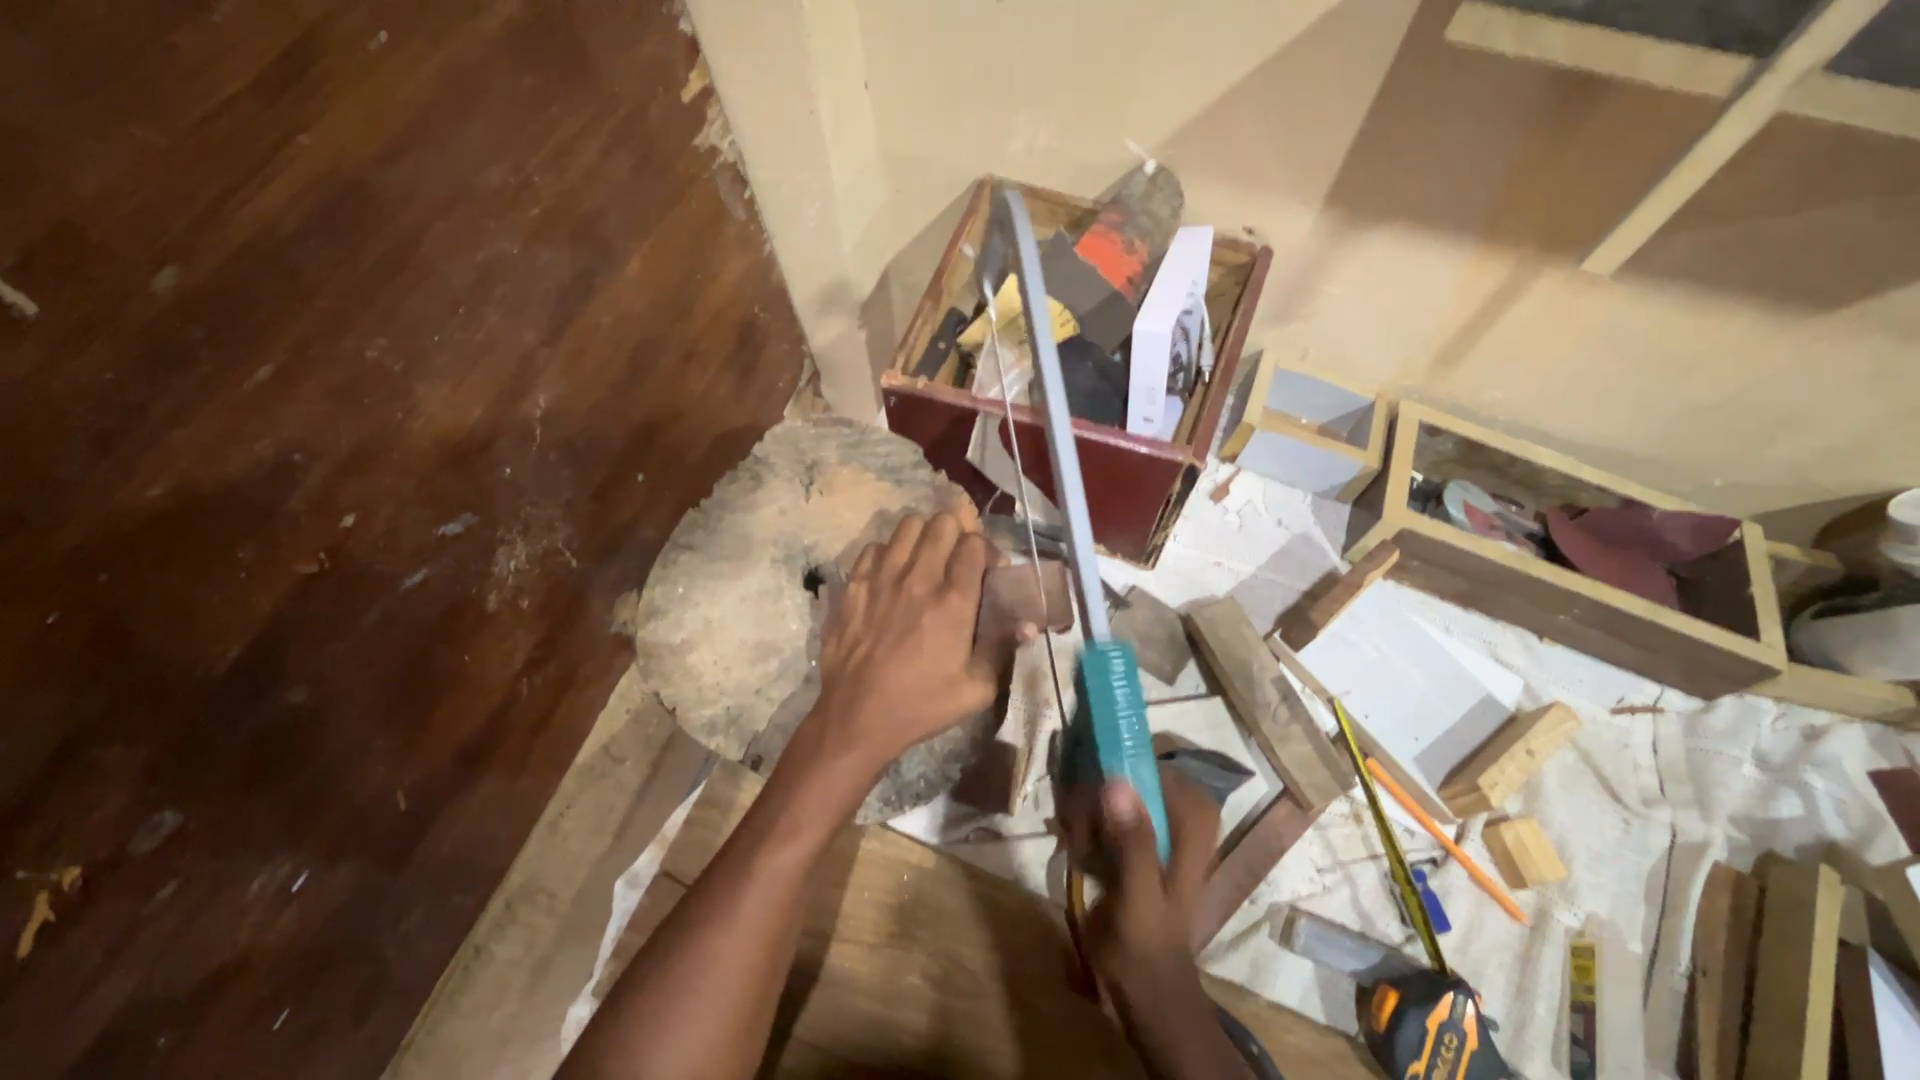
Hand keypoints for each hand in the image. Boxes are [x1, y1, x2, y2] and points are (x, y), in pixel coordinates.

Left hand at [808, 512, 1001, 774]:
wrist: (856, 715)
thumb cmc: (921, 705)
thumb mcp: (976, 689)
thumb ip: (1002, 648)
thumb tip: (1028, 624)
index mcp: (954, 601)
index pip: (975, 543)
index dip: (986, 550)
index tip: (988, 571)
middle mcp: (919, 578)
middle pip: (943, 522)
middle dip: (957, 532)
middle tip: (958, 558)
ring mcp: (882, 577)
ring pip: (907, 525)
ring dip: (923, 535)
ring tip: (926, 559)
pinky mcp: (854, 585)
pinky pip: (874, 547)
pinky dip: (889, 553)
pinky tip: (892, 575)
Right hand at [1061, 768, 1219, 1006]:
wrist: (1143, 996)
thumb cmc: (1146, 948)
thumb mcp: (1139, 896)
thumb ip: (1134, 841)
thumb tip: (1119, 782)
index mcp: (1192, 839)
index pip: (1175, 780)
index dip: (1141, 770)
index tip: (1101, 775)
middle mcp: (1177, 835)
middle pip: (1145, 787)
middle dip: (1106, 792)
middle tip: (1080, 816)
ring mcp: (1154, 846)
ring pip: (1123, 802)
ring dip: (1093, 810)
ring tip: (1074, 835)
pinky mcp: (1133, 858)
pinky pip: (1109, 823)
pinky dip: (1088, 827)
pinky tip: (1072, 844)